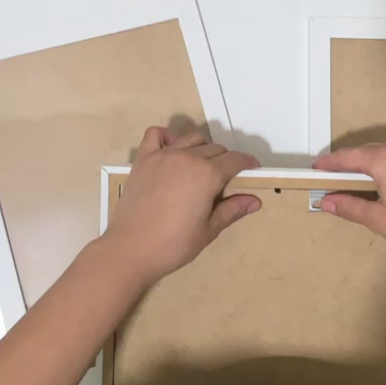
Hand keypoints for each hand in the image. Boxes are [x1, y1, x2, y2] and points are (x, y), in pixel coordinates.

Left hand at [98, 127, 261, 283]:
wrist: (130, 250)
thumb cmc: (174, 245)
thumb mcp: (209, 230)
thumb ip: (232, 209)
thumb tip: (255, 201)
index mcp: (207, 174)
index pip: (235, 160)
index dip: (247, 164)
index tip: (252, 171)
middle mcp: (187, 157)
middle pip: (215, 148)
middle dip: (226, 161)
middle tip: (224, 181)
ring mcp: (163, 155)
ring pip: (192, 139)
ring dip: (202, 148)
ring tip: (200, 168)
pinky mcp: (143, 159)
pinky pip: (156, 134)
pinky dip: (167, 137)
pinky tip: (171, 152)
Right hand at [312, 142, 385, 265]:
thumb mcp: (378, 219)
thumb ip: (350, 207)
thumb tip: (326, 201)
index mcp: (384, 160)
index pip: (348, 157)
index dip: (329, 163)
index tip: (314, 169)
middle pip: (363, 151)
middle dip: (344, 163)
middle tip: (327, 177)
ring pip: (379, 153)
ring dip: (361, 164)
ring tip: (346, 180)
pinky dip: (377, 165)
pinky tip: (373, 181)